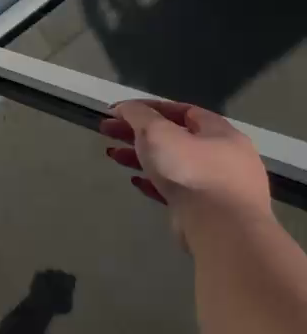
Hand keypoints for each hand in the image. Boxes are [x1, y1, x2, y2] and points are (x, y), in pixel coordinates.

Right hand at [100, 99, 274, 243]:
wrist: (221, 227)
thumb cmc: (189, 169)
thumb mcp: (155, 131)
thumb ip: (137, 114)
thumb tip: (126, 108)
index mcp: (222, 135)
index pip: (185, 111)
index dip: (150, 106)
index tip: (119, 110)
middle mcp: (227, 158)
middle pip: (175, 137)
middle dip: (137, 132)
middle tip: (107, 130)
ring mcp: (221, 185)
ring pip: (173, 162)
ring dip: (141, 156)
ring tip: (114, 156)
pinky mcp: (211, 207)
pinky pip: (178, 187)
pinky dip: (154, 180)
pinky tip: (136, 181)